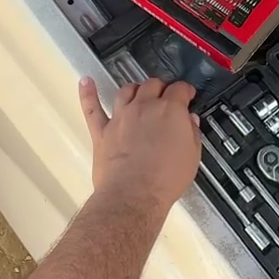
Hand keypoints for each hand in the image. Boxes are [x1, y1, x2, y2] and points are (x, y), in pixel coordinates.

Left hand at [78, 77, 200, 212]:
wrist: (134, 195)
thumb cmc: (164, 179)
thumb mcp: (192, 156)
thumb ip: (192, 133)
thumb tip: (190, 122)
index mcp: (170, 110)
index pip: (179, 89)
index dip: (185, 90)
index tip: (187, 93)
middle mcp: (144, 107)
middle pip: (152, 84)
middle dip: (161, 87)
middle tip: (166, 94)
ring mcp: (121, 117)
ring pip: (126, 91)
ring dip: (135, 88)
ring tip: (138, 90)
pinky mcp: (102, 131)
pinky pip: (92, 108)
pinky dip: (88, 93)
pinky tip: (86, 82)